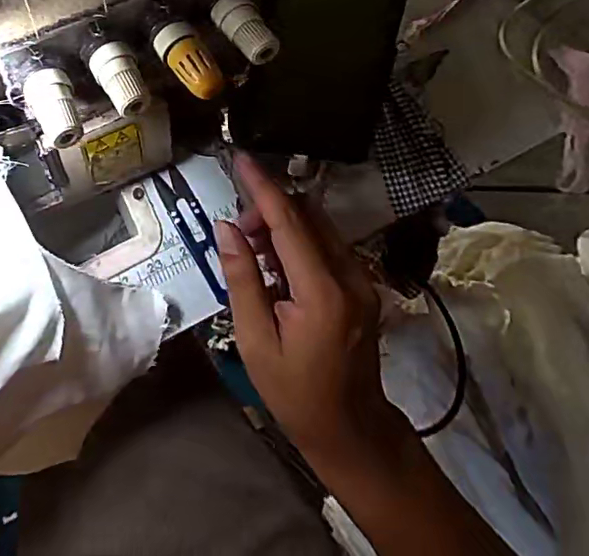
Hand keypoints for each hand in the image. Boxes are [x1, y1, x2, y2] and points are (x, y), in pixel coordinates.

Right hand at [215, 155, 409, 469]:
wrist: (352, 429)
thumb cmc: (295, 393)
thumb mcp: (255, 340)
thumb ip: (242, 279)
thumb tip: (226, 228)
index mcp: (322, 292)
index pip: (289, 222)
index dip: (263, 187)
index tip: (241, 159)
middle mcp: (349, 276)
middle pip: (306, 216)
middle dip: (268, 209)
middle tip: (238, 234)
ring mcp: (361, 279)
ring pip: (317, 226)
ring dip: (281, 225)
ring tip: (253, 253)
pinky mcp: (361, 285)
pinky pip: (325, 245)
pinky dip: (296, 241)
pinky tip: (275, 266)